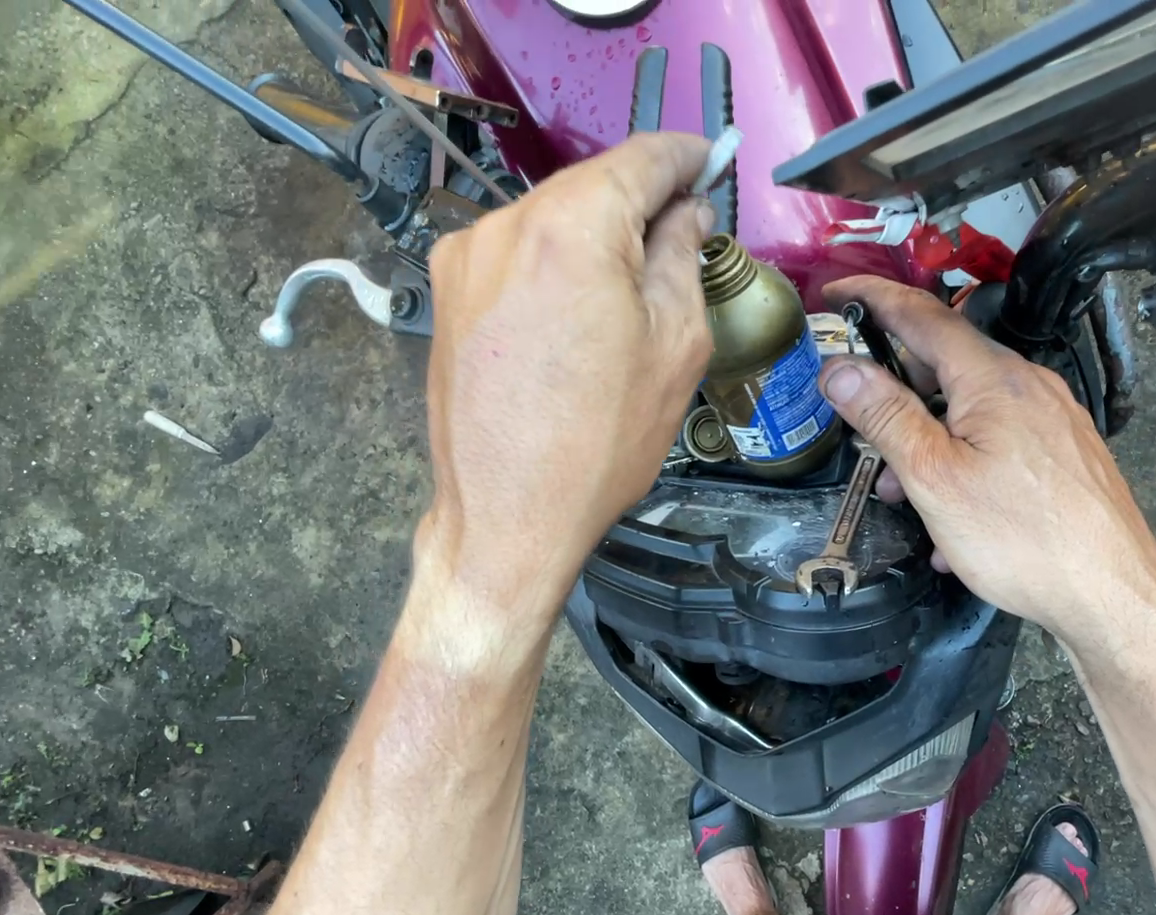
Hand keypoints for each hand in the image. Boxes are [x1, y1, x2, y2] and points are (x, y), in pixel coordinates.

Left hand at [421, 134, 714, 611]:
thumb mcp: (674, 348)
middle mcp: (504, 226)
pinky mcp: (447, 293)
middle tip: (684, 234)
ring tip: (633, 288)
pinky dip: (557, 265)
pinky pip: (517, 255)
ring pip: (551, 221)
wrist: (508, 517)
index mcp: (570, 230)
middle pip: (591, 187)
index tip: (708, 160)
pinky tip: (580, 314)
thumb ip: (682, 260)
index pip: (639, 159)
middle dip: (641, 204)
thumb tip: (685, 214)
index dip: (683, 156)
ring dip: (598, 238)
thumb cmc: (601, 443)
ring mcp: (465, 257)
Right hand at [817, 276, 1155, 643]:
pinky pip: (998, 443)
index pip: (921, 314)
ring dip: (926, 440)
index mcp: (993, 378)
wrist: (1111, 596)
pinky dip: (962, 465)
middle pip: (946, 365)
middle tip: (858, 423)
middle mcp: (1029, 385)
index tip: (834, 290)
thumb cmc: (1021, 538)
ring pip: (971, 411)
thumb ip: (886, 417)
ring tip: (900, 492)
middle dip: (895, 392)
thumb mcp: (936, 477)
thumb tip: (840, 368)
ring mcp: (1053, 419)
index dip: (871, 297)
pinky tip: (951, 518)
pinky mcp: (1065, 454)